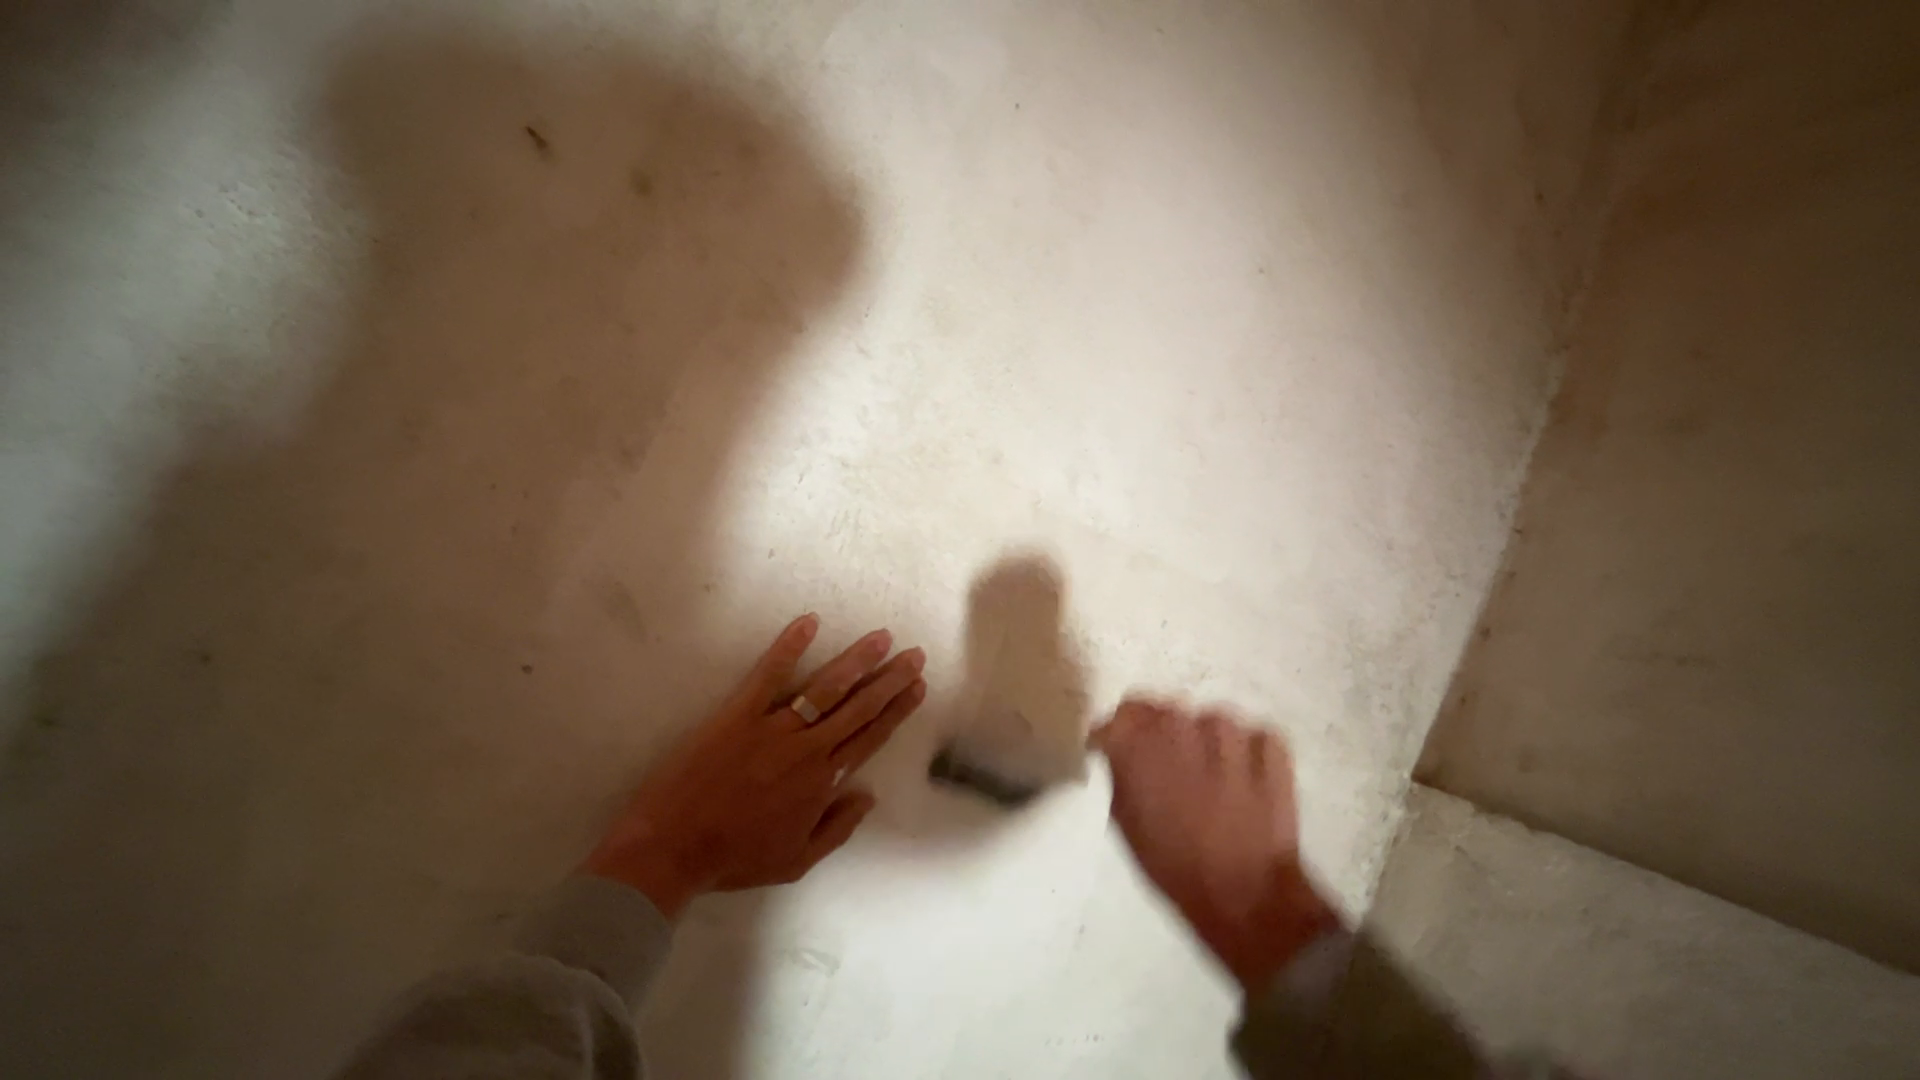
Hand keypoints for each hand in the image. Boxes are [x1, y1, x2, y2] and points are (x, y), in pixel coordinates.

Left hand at [582, 614, 926, 916]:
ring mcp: (773, 727)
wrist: (672, 848)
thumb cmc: (734, 857)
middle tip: (914, 654)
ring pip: (826, 688)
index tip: (917, 686)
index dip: (896, 710)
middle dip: (890, 679)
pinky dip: (789, 647)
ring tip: (881, 637)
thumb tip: (868, 796)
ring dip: (857, 661)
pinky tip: (809, 622)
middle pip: (858, 707)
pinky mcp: (738, 713)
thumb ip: (837, 829)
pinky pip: (769, 675)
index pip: (870, 738)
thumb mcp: (796, 861)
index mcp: (823, 782)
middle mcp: (807, 749)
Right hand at [1093, 698, 1339, 990]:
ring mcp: (1230, 733)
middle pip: (1165, 709)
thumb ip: (1119, 775)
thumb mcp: (1127, 824)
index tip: (1118, 748)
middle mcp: (1181, 727)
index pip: (1124, 712)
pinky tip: (1244, 780)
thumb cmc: (1175, 867)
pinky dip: (1247, 752)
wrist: (1247, 895)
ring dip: (1205, 740)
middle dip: (1161, 732)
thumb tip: (1115, 751)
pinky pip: (1251, 735)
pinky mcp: (1271, 744)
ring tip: (1211, 776)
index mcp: (1140, 746)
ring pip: (1209, 720)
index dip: (1119, 731)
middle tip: (1167, 765)